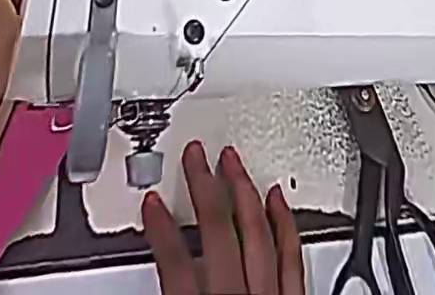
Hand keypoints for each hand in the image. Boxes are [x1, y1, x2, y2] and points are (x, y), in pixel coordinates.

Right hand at [144, 142, 304, 294]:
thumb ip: (168, 294)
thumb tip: (141, 285)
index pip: (177, 266)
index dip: (162, 229)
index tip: (153, 201)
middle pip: (219, 233)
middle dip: (204, 187)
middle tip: (195, 153)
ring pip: (259, 235)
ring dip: (244, 192)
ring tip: (233, 161)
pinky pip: (293, 261)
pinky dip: (285, 226)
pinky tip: (278, 200)